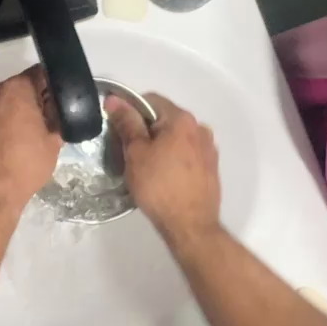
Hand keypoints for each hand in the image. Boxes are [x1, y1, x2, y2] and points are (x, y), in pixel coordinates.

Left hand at [0, 66, 62, 213]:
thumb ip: (56, 117)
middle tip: (33, 124)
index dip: (48, 87)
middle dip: (24, 100)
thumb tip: (53, 108)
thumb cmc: (25, 166)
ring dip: (3, 111)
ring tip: (10, 137)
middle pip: (13, 87)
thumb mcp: (53, 142)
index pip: (38, 74)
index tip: (51, 103)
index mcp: (16, 89)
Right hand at [107, 92, 220, 242]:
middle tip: (128, 152)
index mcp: (182, 119)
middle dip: (145, 130)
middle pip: (164, 119)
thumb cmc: (159, 186)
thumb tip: (114, 100)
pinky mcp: (211, 168)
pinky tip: (163, 177)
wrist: (191, 226)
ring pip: (176, 138)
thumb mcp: (136, 153)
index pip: (150, 100)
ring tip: (146, 167)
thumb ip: (126, 123)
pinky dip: (173, 158)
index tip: (119, 131)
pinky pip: (186, 154)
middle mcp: (200, 128)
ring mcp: (209, 149)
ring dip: (160, 145)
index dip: (130, 111)